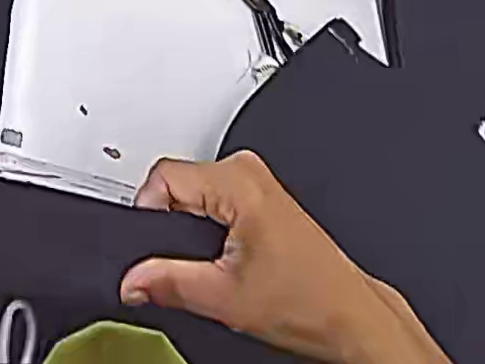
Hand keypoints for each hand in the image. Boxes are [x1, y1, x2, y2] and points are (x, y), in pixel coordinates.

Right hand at [119, 152, 452, 363]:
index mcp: (238, 181)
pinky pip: (210, 189)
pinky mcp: (257, 186)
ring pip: (192, 185)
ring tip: (210, 257)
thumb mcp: (227, 300)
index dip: (150, 213)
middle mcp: (245, 168)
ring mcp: (253, 175)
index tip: (155, 247)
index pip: (163, 176)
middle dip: (171, 220)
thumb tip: (131, 279)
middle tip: (187, 259)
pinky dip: (206, 218)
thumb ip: (170, 283)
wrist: (353, 317)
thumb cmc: (310, 303)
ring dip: (189, 220)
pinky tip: (223, 248)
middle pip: (176, 180)